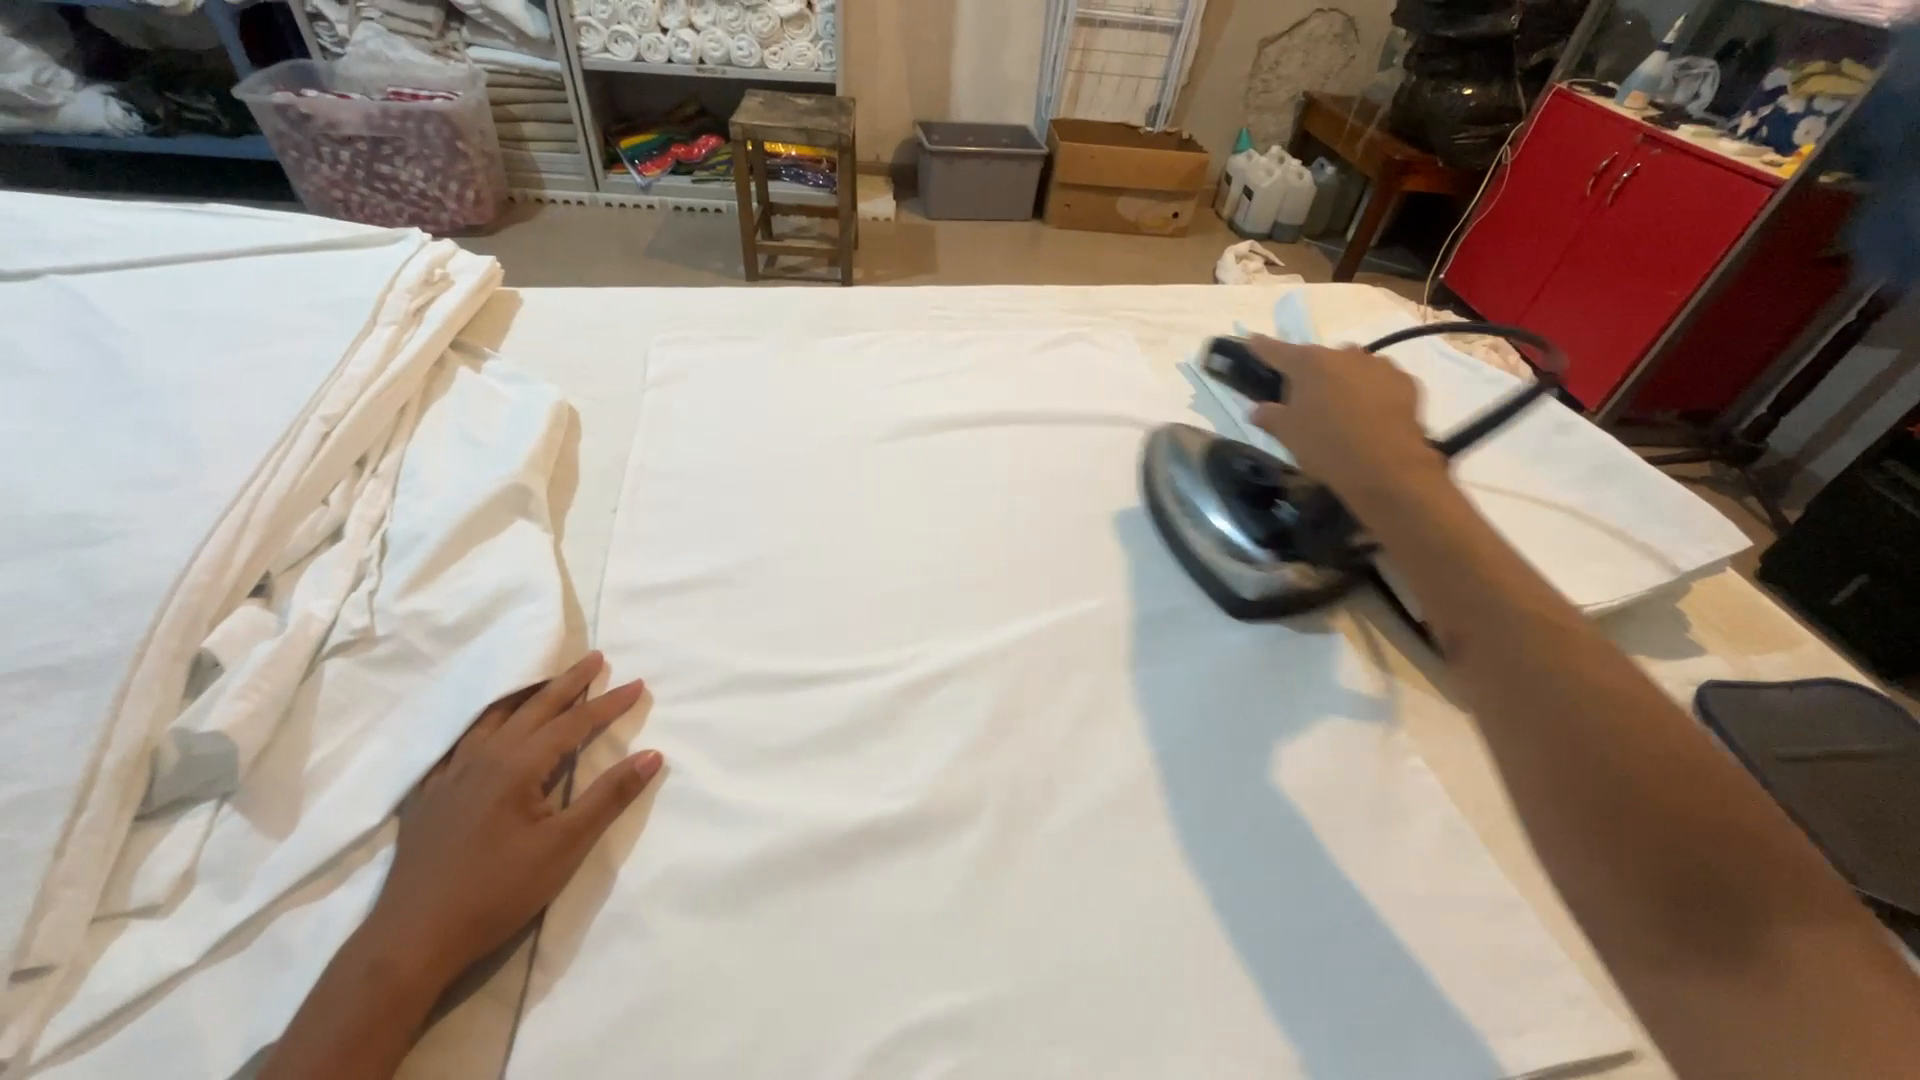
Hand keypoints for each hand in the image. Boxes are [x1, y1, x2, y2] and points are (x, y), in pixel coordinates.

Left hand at [363, 652, 662, 985]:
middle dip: (568, 681)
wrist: (414, 936)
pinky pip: (460, 741)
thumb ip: (609, 796)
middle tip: (594, 657)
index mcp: (518, 766)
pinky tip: (485, 728)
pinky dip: (484, 721)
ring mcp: (451, 774)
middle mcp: (483, 757)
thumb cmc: (499, 891)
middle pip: (533, 707)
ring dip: (526, 694)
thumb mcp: (566, 847)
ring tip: (545, 680)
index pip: (573, 722)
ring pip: (493, 717)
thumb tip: (652, 755)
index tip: (637, 684)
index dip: (608, 703)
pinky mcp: (431, 794)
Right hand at [1242, 335, 1443, 506]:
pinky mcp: (1406, 382)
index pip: (1276, 350)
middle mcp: (1344, 354)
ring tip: (1341, 410)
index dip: (1261, 347)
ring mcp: (1379, 365)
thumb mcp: (1286, 434)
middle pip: (1319, 359)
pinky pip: (1379, 382)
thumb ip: (1268, 416)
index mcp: (1309, 363)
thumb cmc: (1325, 445)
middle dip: (1310, 374)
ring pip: (1352, 368)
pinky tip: (1370, 416)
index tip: (1251, 341)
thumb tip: (1257, 409)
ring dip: (1343, 382)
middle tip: (1304, 400)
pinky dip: (1371, 393)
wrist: (1386, 467)